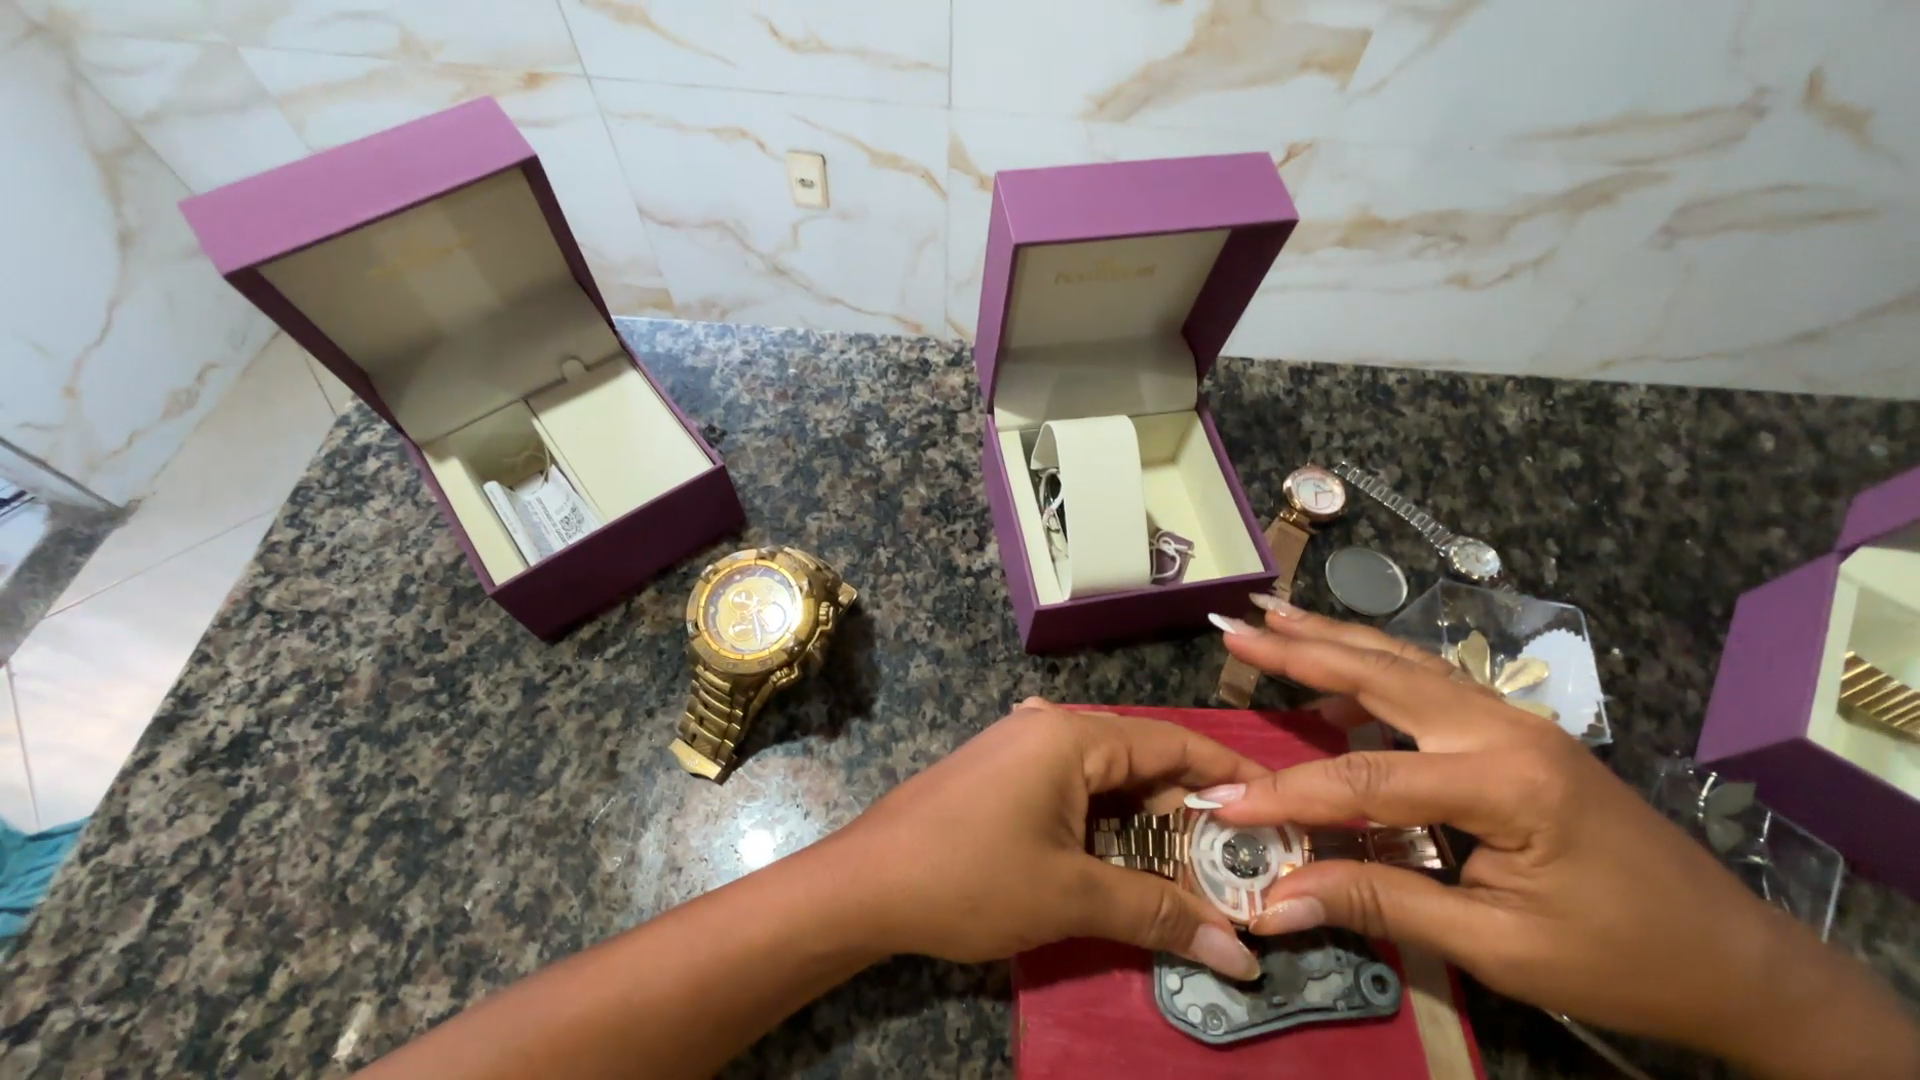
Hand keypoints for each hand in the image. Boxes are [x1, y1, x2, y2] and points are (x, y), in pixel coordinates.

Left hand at [820, 702, 1267, 978]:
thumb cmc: (969, 878)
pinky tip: (1124, 862)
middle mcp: (1049, 726)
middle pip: (1141, 763)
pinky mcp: (1002, 774)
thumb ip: (1158, 913)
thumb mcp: (1070, 895)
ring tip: (1191, 875)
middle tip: (1238, 866)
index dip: (1230, 777)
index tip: (1279, 811)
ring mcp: (1020, 747)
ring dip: (1146, 827)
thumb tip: (1240, 954)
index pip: (1173, 743)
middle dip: (1188, 816)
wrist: (863, 886)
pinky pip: (1073, 790)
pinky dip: (1106, 825)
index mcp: (1071, 734)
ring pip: (1107, 782)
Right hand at [1208, 602, 1918, 1079]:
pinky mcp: (1518, 730)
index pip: (1363, 781)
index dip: (1285, 794)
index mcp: (1505, 782)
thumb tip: (1275, 902)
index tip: (1221, 802)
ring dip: (1335, 639)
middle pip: (1380, 676)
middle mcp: (1505, 728)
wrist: (1738, 960)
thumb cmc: (1621, 959)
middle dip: (1300, 652)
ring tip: (1274, 616)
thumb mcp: (1497, 947)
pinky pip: (1431, 682)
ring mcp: (1516, 720)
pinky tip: (1340, 669)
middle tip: (1234, 630)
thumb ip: (1380, 905)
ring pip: (1406, 664)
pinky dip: (1375, 665)